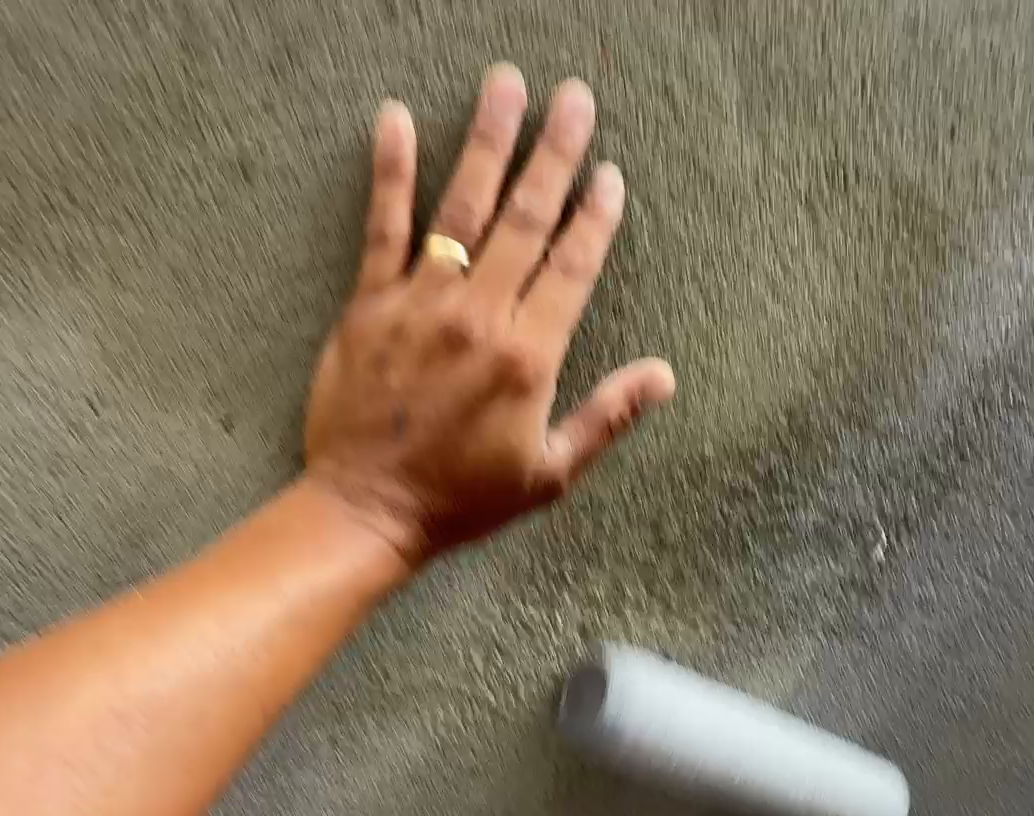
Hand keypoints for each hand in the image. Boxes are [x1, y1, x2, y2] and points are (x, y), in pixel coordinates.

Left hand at [303, 64, 675, 566]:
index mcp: (528, 356)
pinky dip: (391, 173)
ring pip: (462, 209)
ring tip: (505, 86)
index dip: (594, 217)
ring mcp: (421, 304)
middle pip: (525, 221)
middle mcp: (479, 316)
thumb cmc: (463, 500)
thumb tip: (663, 376)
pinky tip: (397, 121)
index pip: (572, 267)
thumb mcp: (550, 474)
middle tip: (572, 99)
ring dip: (488, 144)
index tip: (609, 174)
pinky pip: (382, 228)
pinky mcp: (369, 306)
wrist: (370, 510)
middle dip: (553, 156)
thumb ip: (606, 417)